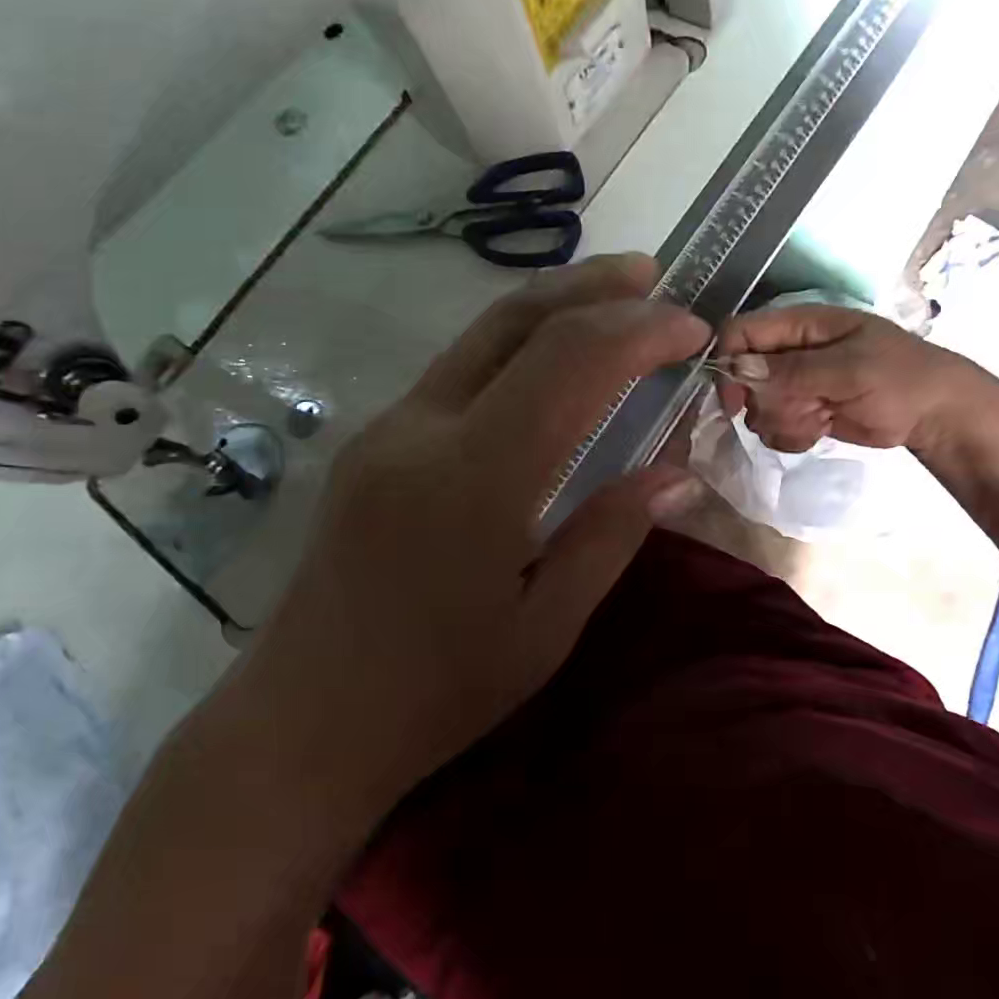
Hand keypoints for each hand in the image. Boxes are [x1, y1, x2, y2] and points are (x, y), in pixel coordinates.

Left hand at [246, 254, 711, 819]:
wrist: (305, 720)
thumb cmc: (436, 693)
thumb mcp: (545, 629)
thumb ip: (609, 536)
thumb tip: (675, 473)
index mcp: (473, 479)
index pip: (568, 362)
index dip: (639, 332)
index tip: (693, 331)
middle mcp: (420, 432)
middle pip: (513, 322)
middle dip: (593, 288)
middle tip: (655, 278)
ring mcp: (384, 433)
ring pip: (476, 340)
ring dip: (550, 310)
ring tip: (611, 303)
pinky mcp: (369, 448)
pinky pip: (452, 376)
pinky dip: (512, 352)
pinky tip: (546, 370)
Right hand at [716, 303, 998, 454]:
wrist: (932, 414)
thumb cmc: (899, 378)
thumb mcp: (848, 369)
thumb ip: (792, 370)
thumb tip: (737, 368)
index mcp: (801, 324)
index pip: (740, 333)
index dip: (728, 363)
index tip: (735, 399)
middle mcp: (790, 351)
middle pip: (743, 377)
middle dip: (765, 401)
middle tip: (800, 408)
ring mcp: (794, 383)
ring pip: (756, 407)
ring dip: (782, 421)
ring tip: (818, 418)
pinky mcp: (800, 411)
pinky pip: (772, 427)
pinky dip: (791, 435)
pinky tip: (818, 431)